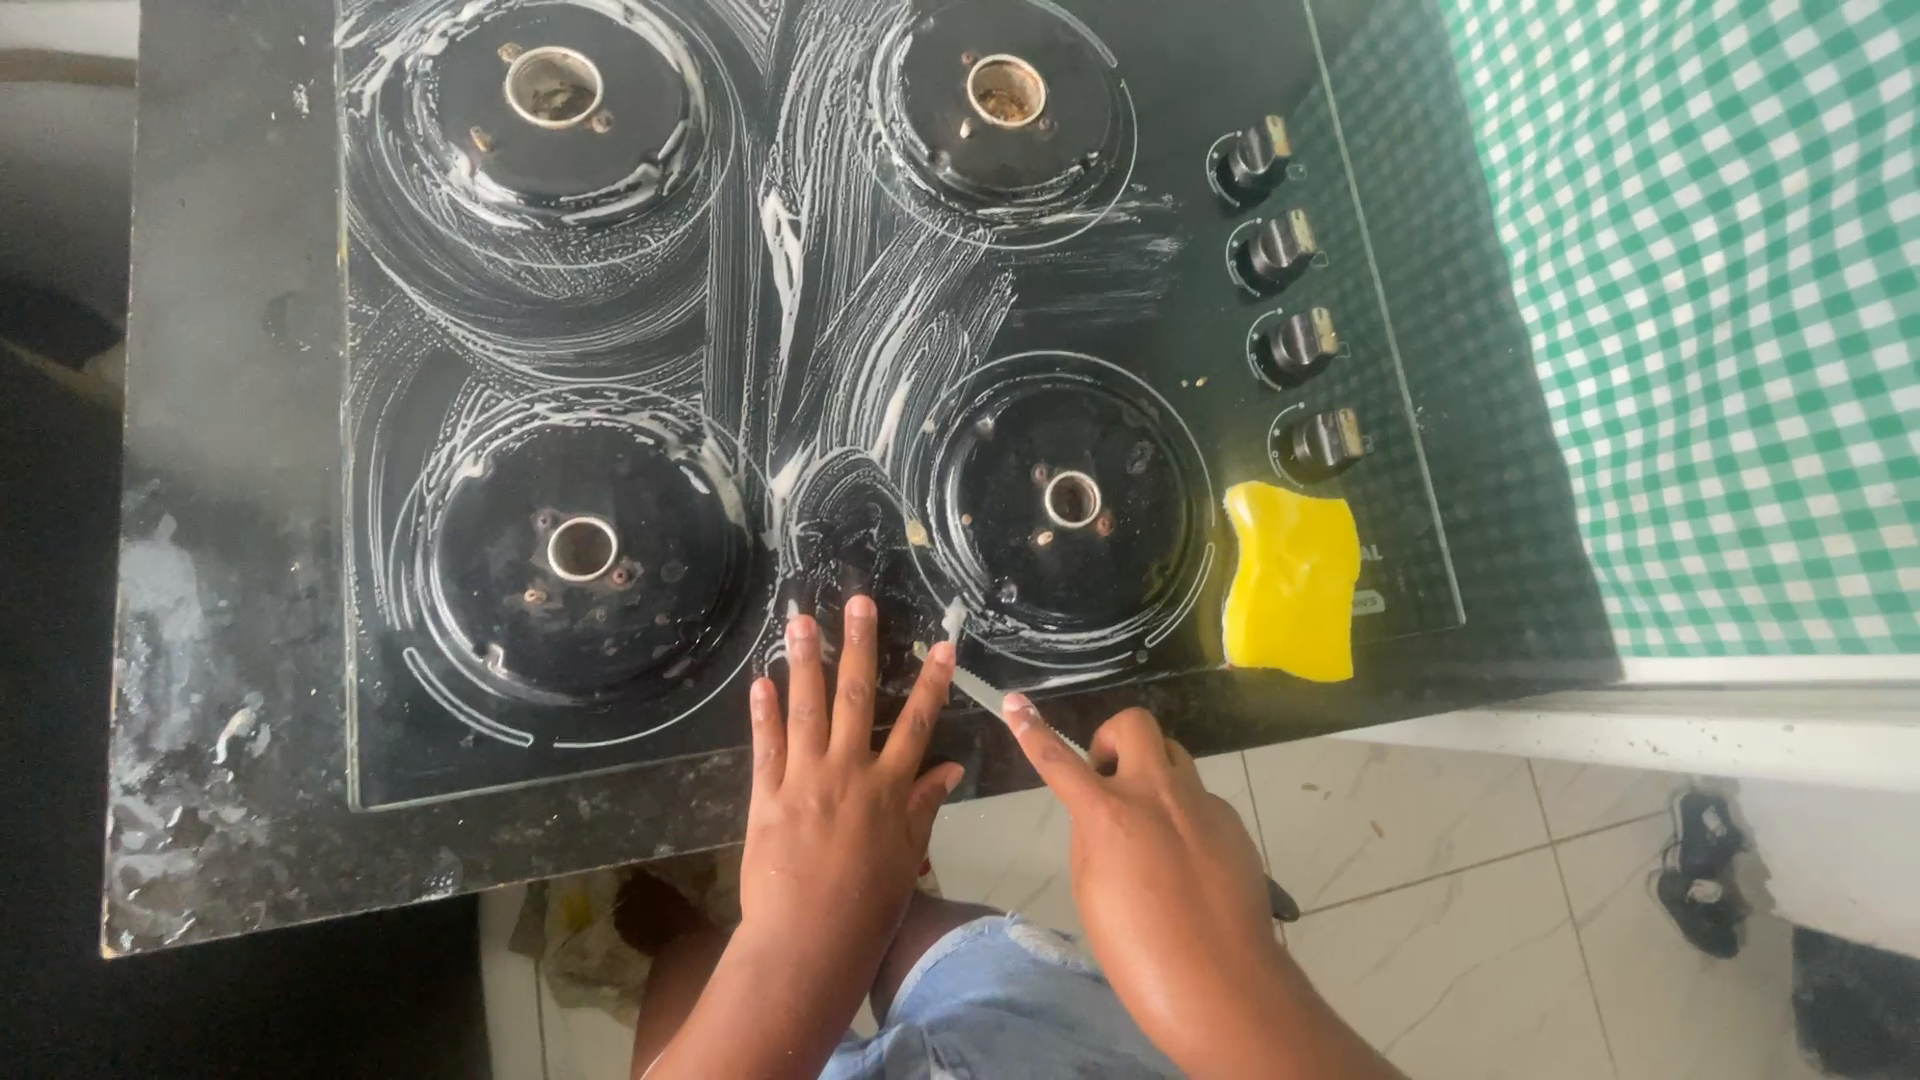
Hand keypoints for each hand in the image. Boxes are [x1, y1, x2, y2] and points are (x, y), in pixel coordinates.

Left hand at [738, 597, 963, 994]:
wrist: (808, 943)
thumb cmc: (868, 904)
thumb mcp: (908, 855)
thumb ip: (925, 805)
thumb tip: (951, 767)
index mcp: (888, 787)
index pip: (917, 722)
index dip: (933, 682)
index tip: (943, 645)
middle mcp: (848, 771)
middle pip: (856, 697)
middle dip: (860, 645)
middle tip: (858, 600)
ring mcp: (804, 779)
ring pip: (805, 709)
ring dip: (805, 661)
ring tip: (801, 620)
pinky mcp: (766, 796)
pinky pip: (765, 747)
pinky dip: (763, 712)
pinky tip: (761, 679)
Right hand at [1002, 697, 1401, 1079]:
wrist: (1224, 987)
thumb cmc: (1139, 951)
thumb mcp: (1092, 889)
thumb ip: (1092, 835)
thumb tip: (1103, 812)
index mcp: (1110, 814)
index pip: (1058, 759)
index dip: (1031, 728)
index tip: (1016, 702)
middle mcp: (1157, 793)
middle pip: (1133, 723)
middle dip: (1113, 738)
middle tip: (1109, 780)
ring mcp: (1200, 803)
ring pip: (1173, 754)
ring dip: (1152, 772)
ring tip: (1151, 822)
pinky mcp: (1232, 822)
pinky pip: (1199, 798)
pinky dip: (1183, 814)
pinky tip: (1187, 862)